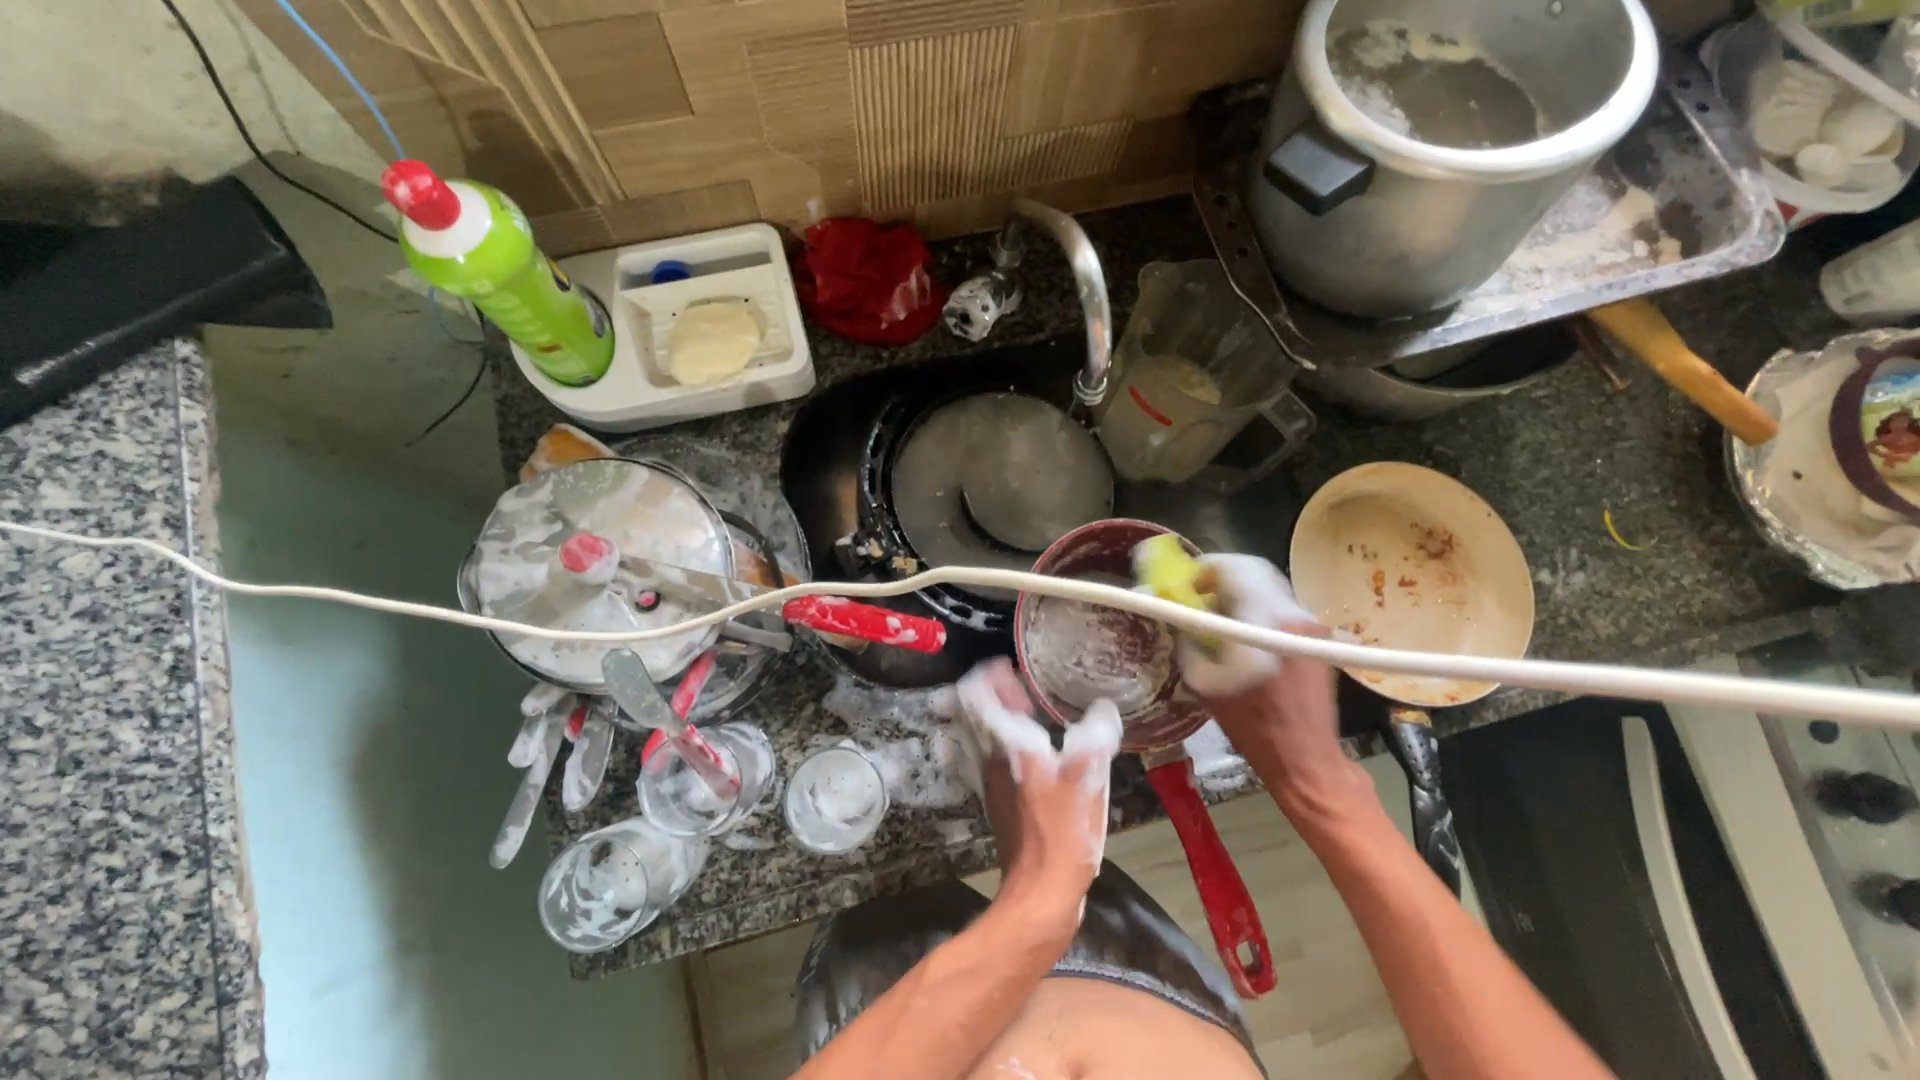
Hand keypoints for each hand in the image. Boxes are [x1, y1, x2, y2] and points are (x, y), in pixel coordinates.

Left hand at [956, 659, 1121, 921]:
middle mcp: (987, 757)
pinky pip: (994, 758)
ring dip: (1002, 719)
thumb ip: (1096, 730)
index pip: (973, 692)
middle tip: (1029, 689)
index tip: (1014, 667)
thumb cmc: (1064, 828)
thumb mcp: (1089, 771)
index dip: (989, 673)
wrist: (1042, 891)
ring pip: (982, 735)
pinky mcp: (999, 803)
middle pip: (975, 711)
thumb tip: (1102, 708)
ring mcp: (989, 782)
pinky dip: (1009, 746)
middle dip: (997, 693)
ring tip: (1036, 717)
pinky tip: (1042, 754)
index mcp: (1003, 742)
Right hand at [1178, 557, 1360, 811]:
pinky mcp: (1320, 637)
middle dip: (1224, 580)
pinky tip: (1248, 638)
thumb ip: (1190, 639)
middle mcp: (1291, 613)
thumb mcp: (1205, 682)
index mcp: (1261, 621)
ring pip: (1269, 590)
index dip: (1206, 569)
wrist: (1306, 757)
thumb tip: (1178, 613)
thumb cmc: (1251, 725)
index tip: (1189, 583)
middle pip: (1254, 573)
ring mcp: (1312, 623)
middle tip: (1202, 596)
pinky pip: (1283, 610)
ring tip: (1223, 620)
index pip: (1233, 568)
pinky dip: (1260, 613)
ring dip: (1243, 596)